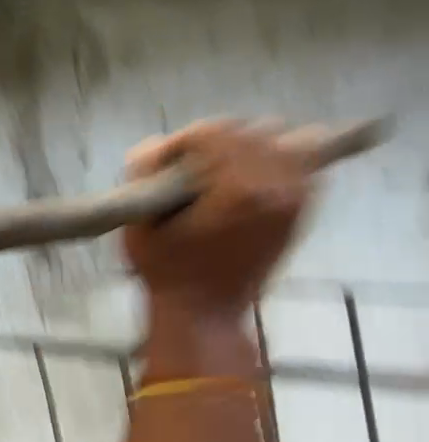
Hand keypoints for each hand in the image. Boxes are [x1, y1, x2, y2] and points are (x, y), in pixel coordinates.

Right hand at [122, 118, 319, 319]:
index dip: (180, 142)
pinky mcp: (302, 209)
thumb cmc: (165, 269)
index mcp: (239, 190)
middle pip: (252, 132)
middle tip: (182, 166)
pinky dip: (273, 160)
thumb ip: (143, 178)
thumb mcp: (139, 225)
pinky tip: (242, 177)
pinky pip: (301, 164)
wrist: (205, 308)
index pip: (215, 133)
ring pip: (285, 142)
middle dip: (213, 142)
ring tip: (214, 169)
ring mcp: (298, 198)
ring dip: (246, 148)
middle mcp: (281, 187)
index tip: (158, 163)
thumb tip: (151, 147)